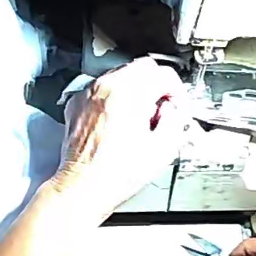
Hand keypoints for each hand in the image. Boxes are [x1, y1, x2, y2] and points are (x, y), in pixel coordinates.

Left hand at [47, 58, 189, 220]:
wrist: (83, 187)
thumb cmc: (115, 174)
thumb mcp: (162, 149)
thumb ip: (175, 120)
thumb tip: (172, 110)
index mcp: (128, 93)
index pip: (164, 75)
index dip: (178, 92)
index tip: (178, 106)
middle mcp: (106, 87)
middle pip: (142, 68)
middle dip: (157, 86)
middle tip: (162, 110)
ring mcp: (88, 94)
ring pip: (121, 75)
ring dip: (136, 91)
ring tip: (140, 119)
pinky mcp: (77, 104)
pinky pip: (102, 90)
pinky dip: (114, 99)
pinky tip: (119, 122)